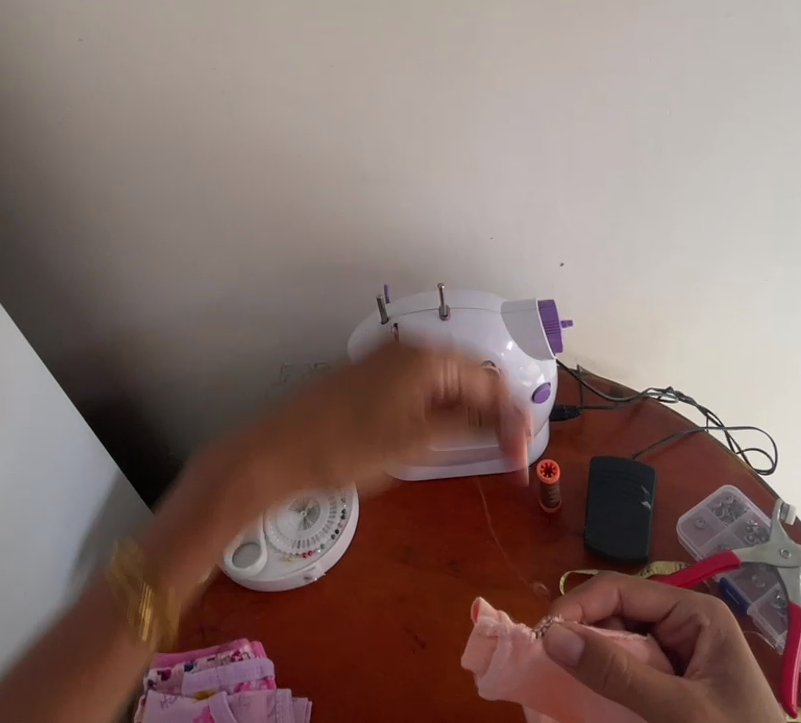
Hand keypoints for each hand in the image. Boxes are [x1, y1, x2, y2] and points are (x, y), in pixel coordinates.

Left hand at [228, 341, 532, 494]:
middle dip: (493, 412)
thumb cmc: (350, 447)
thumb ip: (469, 423)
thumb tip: (509, 419)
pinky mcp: (371, 373)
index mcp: (428, 356)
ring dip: (468, 411)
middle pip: (470, 375)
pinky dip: (439, 407)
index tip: (521, 454)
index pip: (490, 381)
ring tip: (481, 447)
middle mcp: (410, 347)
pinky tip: (443, 432)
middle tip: (507, 453)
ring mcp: (388, 358)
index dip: (512, 417)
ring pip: (446, 380)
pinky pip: (421, 384)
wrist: (280, 450)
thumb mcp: (418, 440)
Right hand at [543, 573, 785, 722]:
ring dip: (589, 659)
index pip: (620, 590)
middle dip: (581, 634)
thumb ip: (618, 675)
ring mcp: (678, 655)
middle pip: (615, 614)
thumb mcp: (680, 712)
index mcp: (694, 612)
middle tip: (545, 662)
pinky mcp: (673, 686)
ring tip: (558, 678)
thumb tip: (551, 636)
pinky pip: (628, 672)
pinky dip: (604, 682)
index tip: (543, 637)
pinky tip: (586, 695)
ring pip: (617, 643)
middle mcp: (683, 624)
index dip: (578, 607)